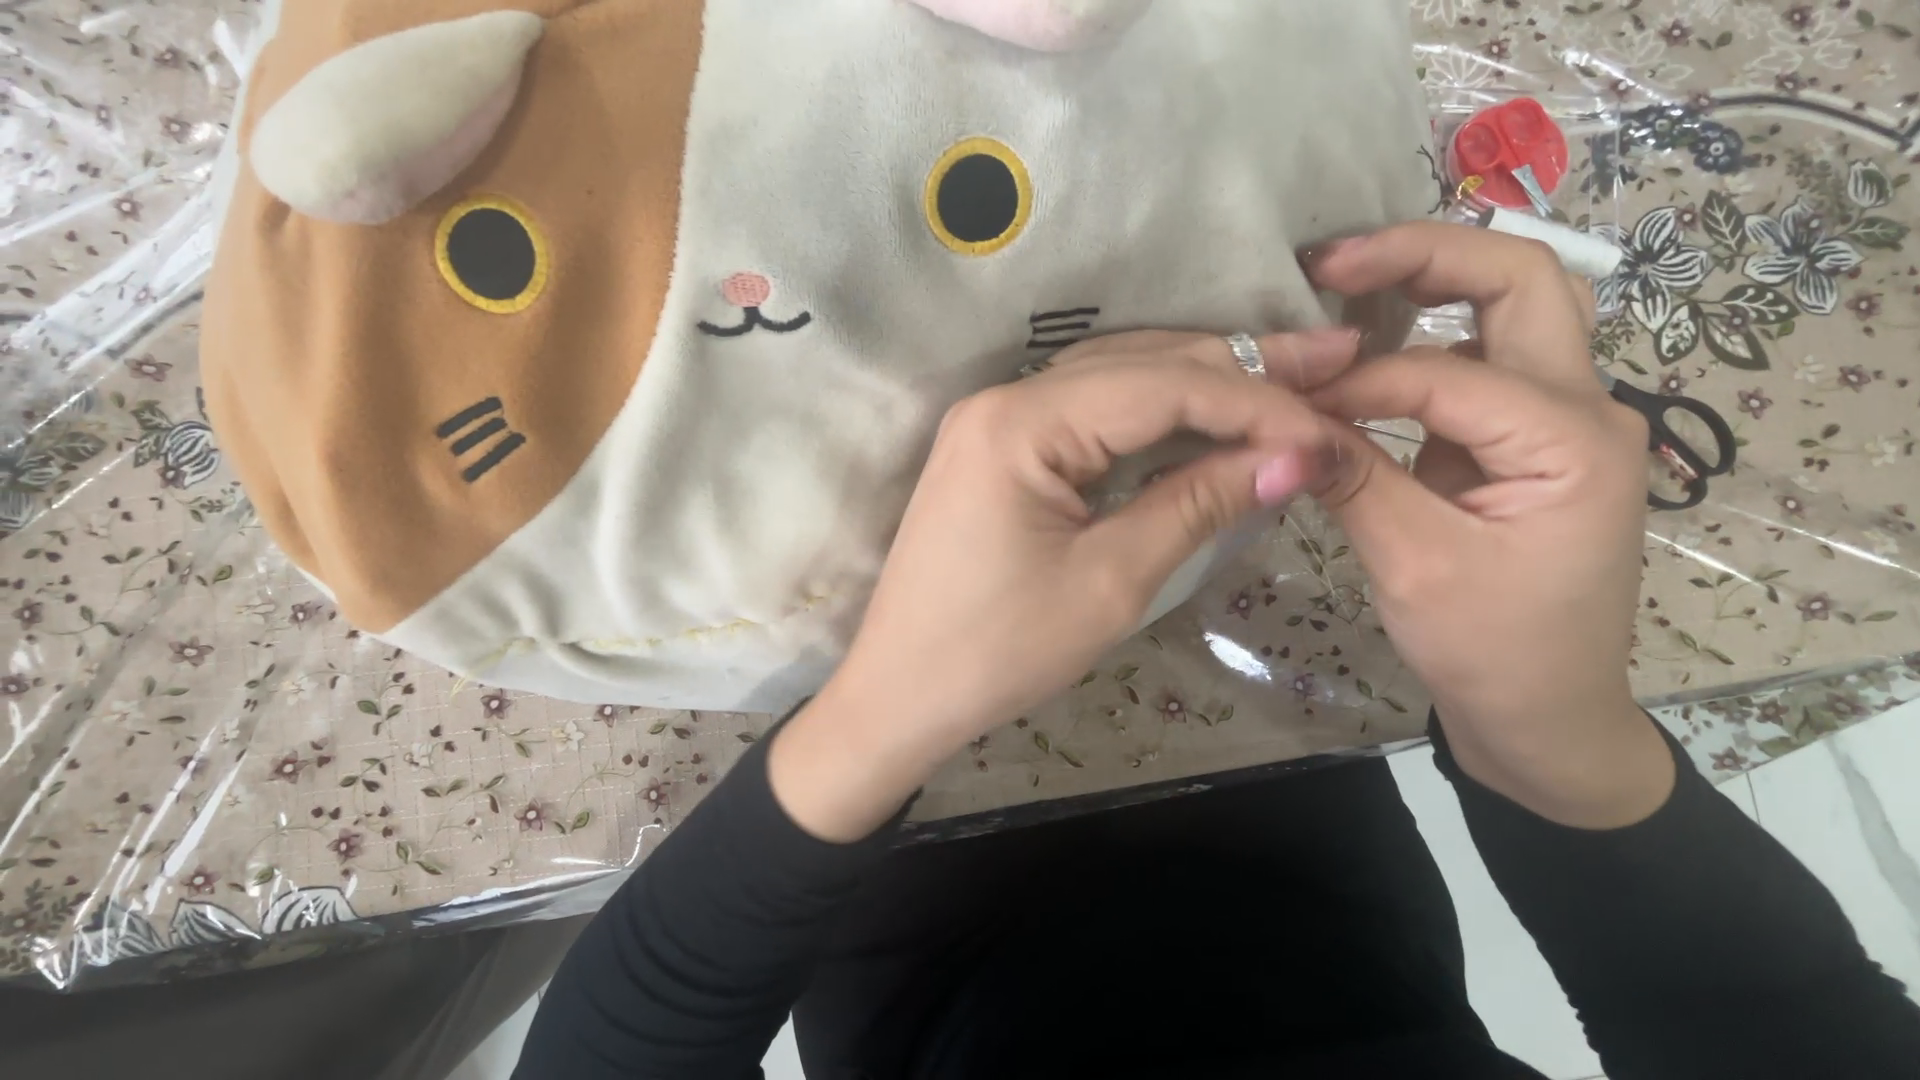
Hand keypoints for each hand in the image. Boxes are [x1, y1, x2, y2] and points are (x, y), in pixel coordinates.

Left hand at [771, 327, 1363, 840]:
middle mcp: (1004, 399)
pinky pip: (1087, 412)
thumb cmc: (998, 652)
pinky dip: (1152, 414)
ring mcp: (994, 420)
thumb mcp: (1110, 582)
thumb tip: (1294, 456)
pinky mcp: (996, 449)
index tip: (1330, 429)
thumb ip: (1198, 503)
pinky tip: (1205, 415)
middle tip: (1336, 358)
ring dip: (1199, 382)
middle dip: (1238, 369)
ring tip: (1289, 378)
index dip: (1255, 402)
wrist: (900, 693)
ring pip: (1115, 379)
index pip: (1163, 386)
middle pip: (1140, 364)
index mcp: (1022, 423)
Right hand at [1306, 223, 1674, 828]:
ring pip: (1512, 308)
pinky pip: (1479, 361)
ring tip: (1344, 280)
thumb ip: (1351, 479)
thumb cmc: (1493, 648)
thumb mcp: (1414, 566)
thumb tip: (1280, 422)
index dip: (1355, 380)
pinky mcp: (1520, 440)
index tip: (1281, 403)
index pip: (1444, 374)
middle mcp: (1581, 408)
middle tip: (1329, 261)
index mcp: (1569, 440)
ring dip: (1433, 281)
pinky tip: (1365, 342)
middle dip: (1425, 256)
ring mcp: (1556, 419)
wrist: (1545, 712)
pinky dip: (1423, 337)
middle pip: (1521, 282)